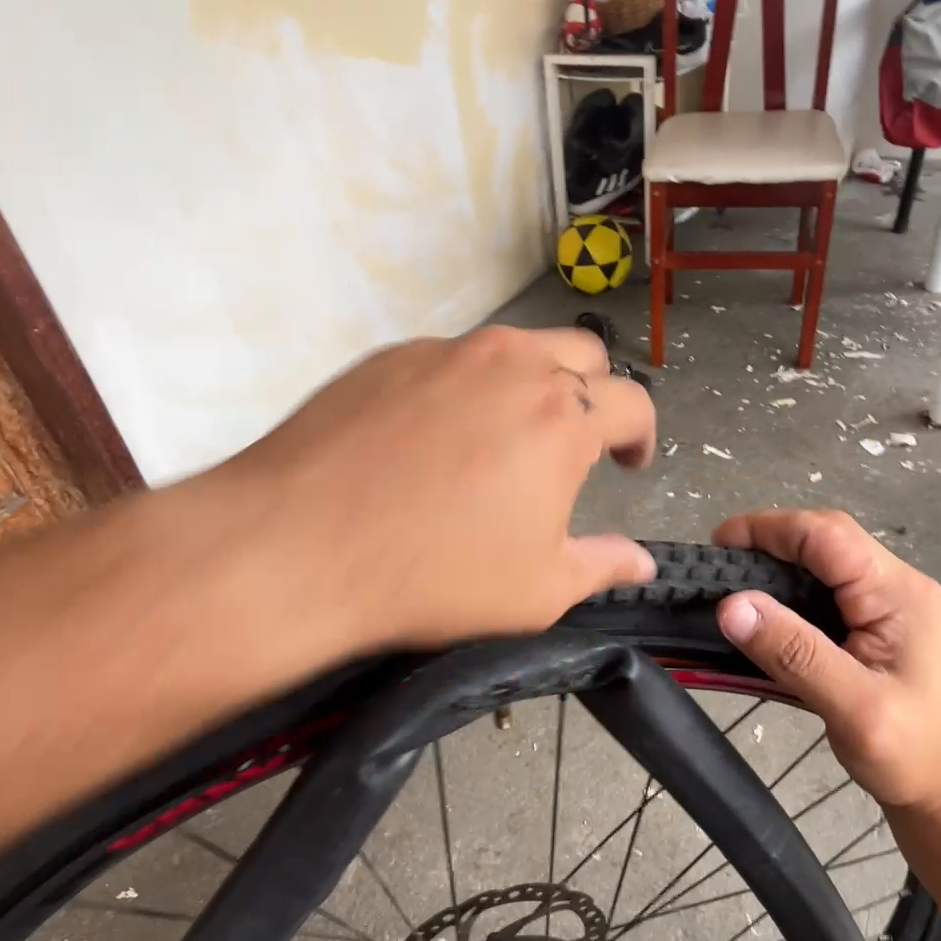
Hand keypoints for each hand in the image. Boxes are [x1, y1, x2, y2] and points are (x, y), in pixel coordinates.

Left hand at [189, 326, 657, 651]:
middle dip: (595, 394)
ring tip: (504, 440)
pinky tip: (435, 440)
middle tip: (576, 444)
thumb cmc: (433, 575)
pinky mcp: (388, 357)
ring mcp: (444, 352)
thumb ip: (601, 566)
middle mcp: (511, 364)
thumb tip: (639, 562)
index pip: (633, 403)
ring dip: (530, 385)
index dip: (642, 435)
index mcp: (562, 417)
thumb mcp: (537, 590)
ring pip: (514, 349)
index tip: (629, 463)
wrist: (298, 547)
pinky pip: (449, 361)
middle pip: (583, 354)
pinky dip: (465, 389)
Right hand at [712, 510, 940, 817]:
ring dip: (776, 566)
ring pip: (823, 562)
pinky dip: (787, 592)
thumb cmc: (911, 754)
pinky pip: (825, 590)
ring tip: (730, 586)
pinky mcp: (875, 623)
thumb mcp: (853, 708)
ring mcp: (888, 603)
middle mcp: (896, 586)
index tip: (716, 545)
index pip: (827, 535)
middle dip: (768, 542)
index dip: (769, 529)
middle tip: (716, 568)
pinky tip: (762, 612)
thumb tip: (732, 606)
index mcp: (899, 594)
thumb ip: (794, 653)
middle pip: (825, 539)